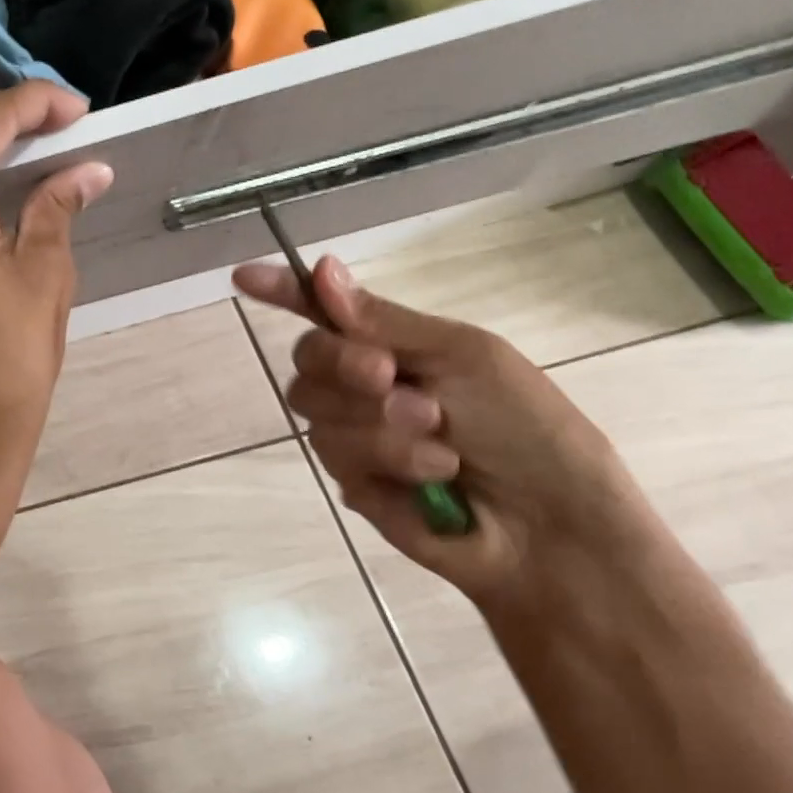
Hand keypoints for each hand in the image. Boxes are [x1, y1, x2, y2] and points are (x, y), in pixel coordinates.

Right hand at [234, 256, 664, 609]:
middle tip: (387, 376)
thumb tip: (322, 268)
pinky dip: (390, 460)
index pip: (323, 312)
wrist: (550, 524)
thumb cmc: (527, 427)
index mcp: (394, 345)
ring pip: (318, 411)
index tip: (242, 277)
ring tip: (441, 445)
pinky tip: (433, 478)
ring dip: (382, 424)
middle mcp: (364, 386)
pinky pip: (338, 456)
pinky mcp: (354, 482)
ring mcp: (356, 434)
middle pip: (307, 358)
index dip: (282, 292)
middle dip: (345, 365)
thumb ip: (384, 321)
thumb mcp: (465, 356)